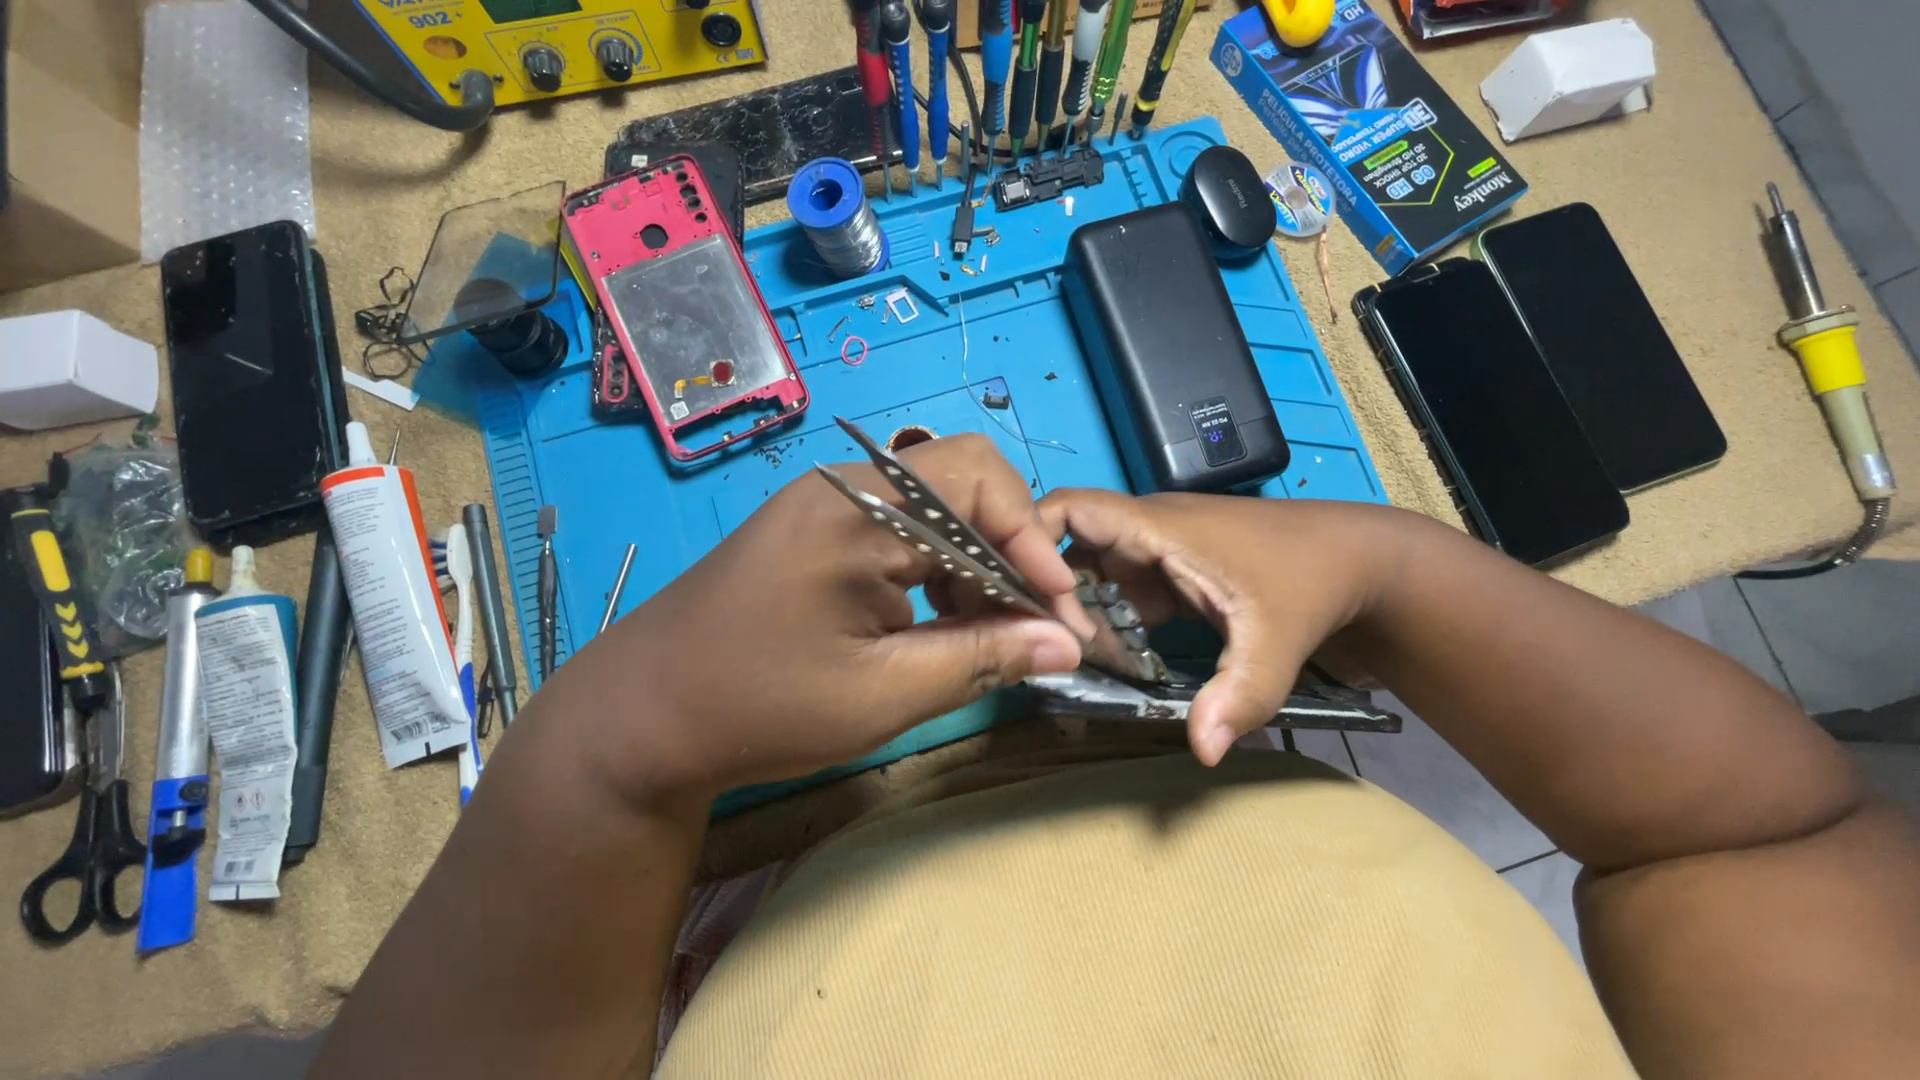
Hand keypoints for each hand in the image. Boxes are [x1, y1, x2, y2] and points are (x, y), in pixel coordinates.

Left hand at [555, 435, 1087, 801]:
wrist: (641, 718)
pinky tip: (936, 622)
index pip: (979, 479)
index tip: (1057, 612)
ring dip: (975, 564)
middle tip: (1027, 627)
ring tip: (984, 635)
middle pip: (962, 484)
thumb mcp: (882, 694)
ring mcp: (825, 506)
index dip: (1031, 539)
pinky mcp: (815, 530)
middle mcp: (844, 489)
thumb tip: (1066, 643)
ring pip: (935, 508)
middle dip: (1008, 552)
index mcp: (857, 512)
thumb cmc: (759, 708)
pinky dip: (935, 569)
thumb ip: (982, 658)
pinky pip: (899, 528)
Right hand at [1035, 490, 1409, 765]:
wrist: (1362, 562)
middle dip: (1055, 598)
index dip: (1032, 542)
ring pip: (1095, 580)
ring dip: (1085, 619)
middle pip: (1072, 552)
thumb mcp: (1275, 638)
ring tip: (1082, 666)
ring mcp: (1159, 554)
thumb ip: (1240, 693)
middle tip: (1051, 651)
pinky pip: (1122, 597)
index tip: (1027, 600)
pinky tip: (1116, 664)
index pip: (1069, 509)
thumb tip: (1202, 751)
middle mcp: (1147, 533)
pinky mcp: (1172, 576)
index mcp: (1158, 527)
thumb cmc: (1313, 580)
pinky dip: (1113, 626)